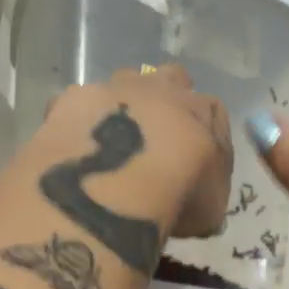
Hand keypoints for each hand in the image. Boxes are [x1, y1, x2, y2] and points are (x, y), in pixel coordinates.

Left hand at [46, 64, 234, 239]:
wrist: (120, 179)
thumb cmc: (181, 195)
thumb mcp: (211, 209)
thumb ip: (208, 192)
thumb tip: (198, 197)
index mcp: (204, 112)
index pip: (212, 112)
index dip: (204, 133)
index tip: (196, 156)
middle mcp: (164, 87)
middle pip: (171, 80)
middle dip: (168, 101)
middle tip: (159, 136)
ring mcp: (118, 87)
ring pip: (125, 83)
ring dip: (125, 105)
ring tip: (118, 143)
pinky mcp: (76, 98)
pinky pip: (83, 104)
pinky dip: (85, 122)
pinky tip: (82, 149)